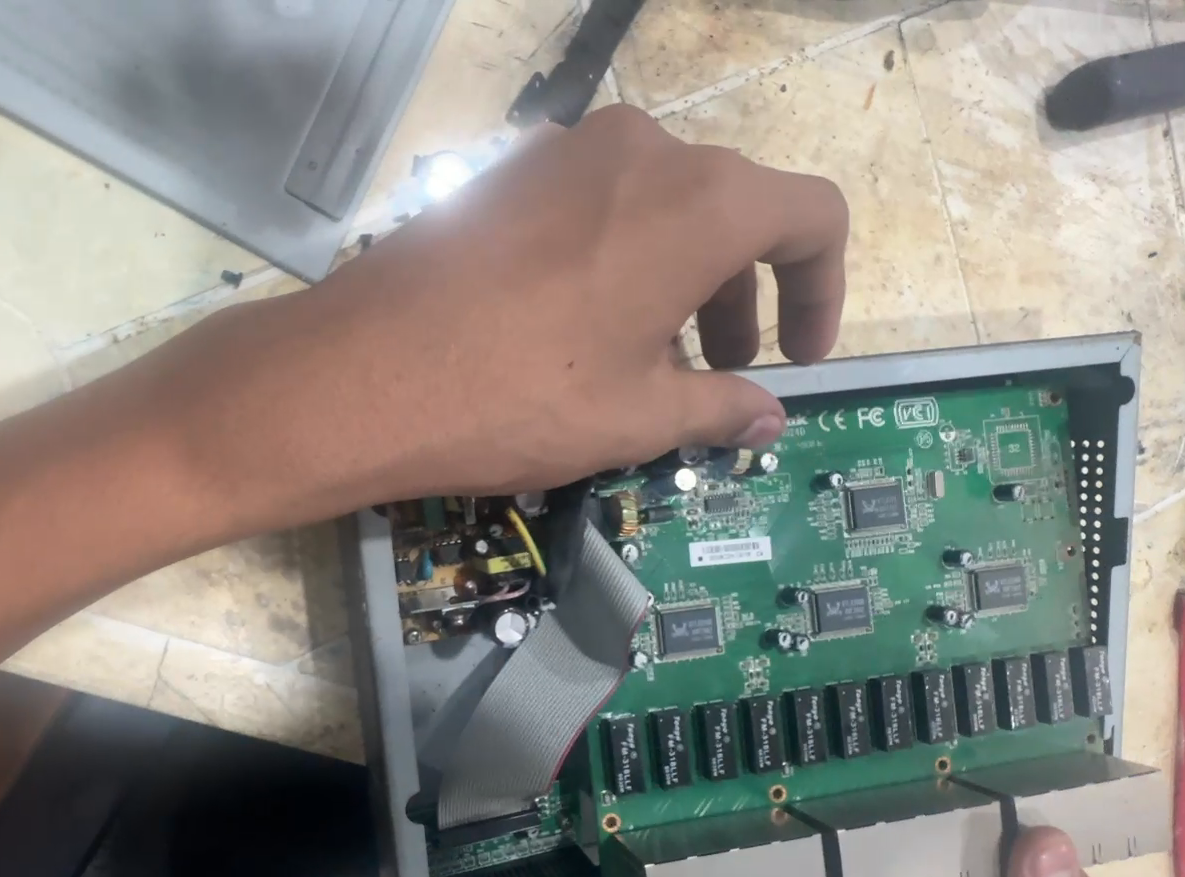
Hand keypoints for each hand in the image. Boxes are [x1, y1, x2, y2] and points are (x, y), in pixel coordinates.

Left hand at [133, 104, 847, 515]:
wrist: (361, 374)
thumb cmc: (520, 397)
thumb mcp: (634, 419)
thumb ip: (718, 408)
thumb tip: (768, 416)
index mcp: (700, 200)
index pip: (811, 217)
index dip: (822, 291)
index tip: (799, 356)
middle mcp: (638, 150)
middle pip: (727, 213)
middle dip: (736, 297)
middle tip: (716, 372)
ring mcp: (559, 153)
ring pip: (652, 210)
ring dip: (671, 281)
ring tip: (642, 360)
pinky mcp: (500, 176)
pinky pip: (586, 210)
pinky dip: (610, 262)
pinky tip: (573, 327)